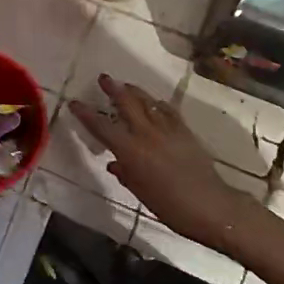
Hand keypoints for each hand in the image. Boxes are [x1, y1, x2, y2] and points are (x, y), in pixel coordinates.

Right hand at [68, 74, 263, 255]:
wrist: (208, 204)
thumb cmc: (169, 206)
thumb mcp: (140, 191)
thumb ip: (125, 173)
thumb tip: (114, 163)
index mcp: (131, 151)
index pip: (102, 127)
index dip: (86, 114)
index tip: (75, 102)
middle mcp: (147, 134)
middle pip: (127, 103)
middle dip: (114, 89)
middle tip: (104, 78)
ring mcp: (168, 129)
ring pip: (148, 102)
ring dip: (135, 91)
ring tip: (126, 85)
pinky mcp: (185, 131)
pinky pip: (168, 111)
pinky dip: (157, 104)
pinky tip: (155, 102)